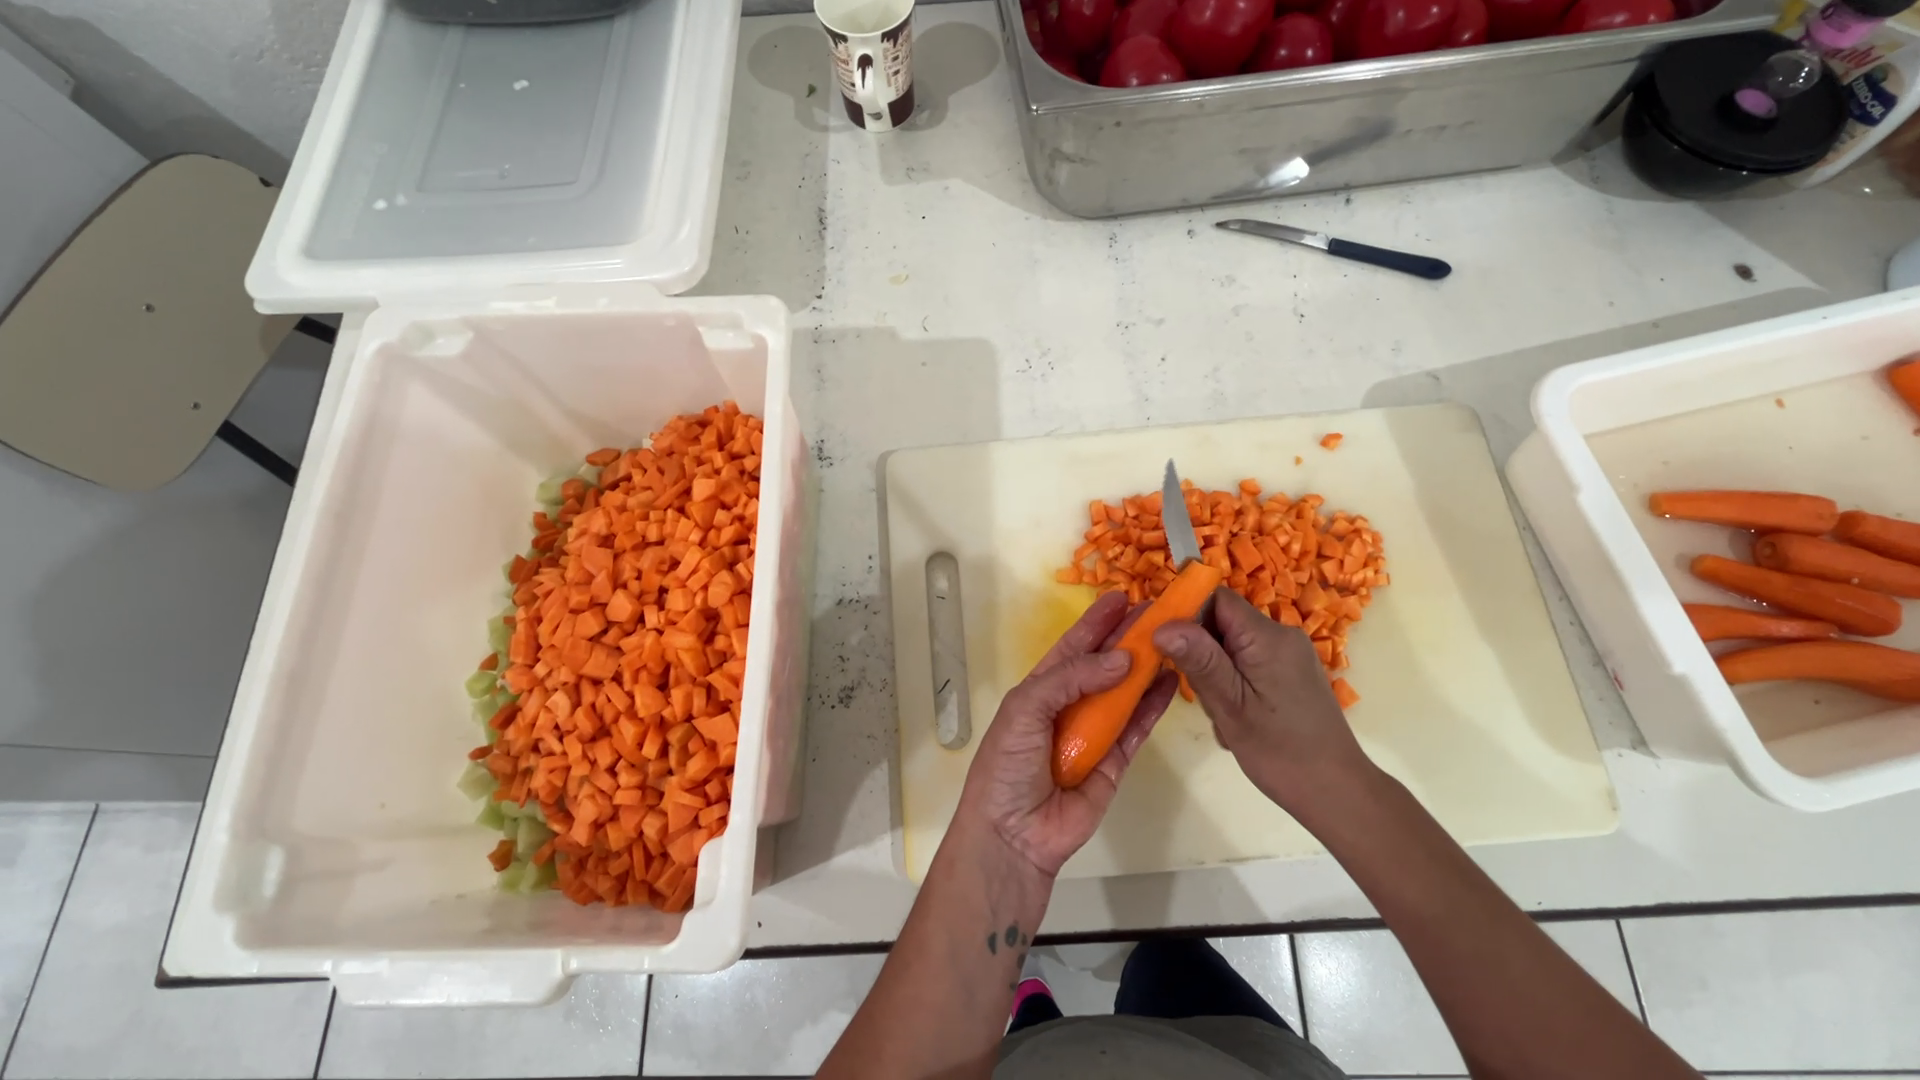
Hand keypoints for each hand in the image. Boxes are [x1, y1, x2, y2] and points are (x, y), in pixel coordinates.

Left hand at [955, 590, 1177, 878]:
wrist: (1013, 834)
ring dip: (1145, 667)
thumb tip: (1122, 659)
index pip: (1072, 648)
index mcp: (1039, 690)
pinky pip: (1137, 728)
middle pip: (1103, 666)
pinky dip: (1153, 705)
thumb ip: (1071, 678)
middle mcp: (1067, 707)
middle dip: (1127, 638)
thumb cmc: (1008, 765)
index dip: (1095, 623)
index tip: (1122, 597)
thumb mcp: (1026, 708)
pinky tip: (1171, 681)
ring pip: (1125, 694)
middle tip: (1158, 612)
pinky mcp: (1114, 763)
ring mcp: (1092, 734)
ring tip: (1173, 638)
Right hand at [1153, 589, 1374, 812]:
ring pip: (1232, 647)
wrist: (1337, 791)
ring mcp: (1289, 656)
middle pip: (1222, 623)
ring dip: (1216, 675)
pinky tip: (1236, 720)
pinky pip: (1248, 664)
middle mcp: (1282, 636)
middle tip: (1203, 696)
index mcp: (1268, 637)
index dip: (1185, 611)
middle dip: (1200, 653)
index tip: (1163, 643)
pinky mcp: (1291, 675)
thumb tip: (1162, 624)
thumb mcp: (1230, 706)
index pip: (1216, 598)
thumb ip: (1199, 661)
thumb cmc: (1281, 751)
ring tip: (1223, 715)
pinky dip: (1233, 686)